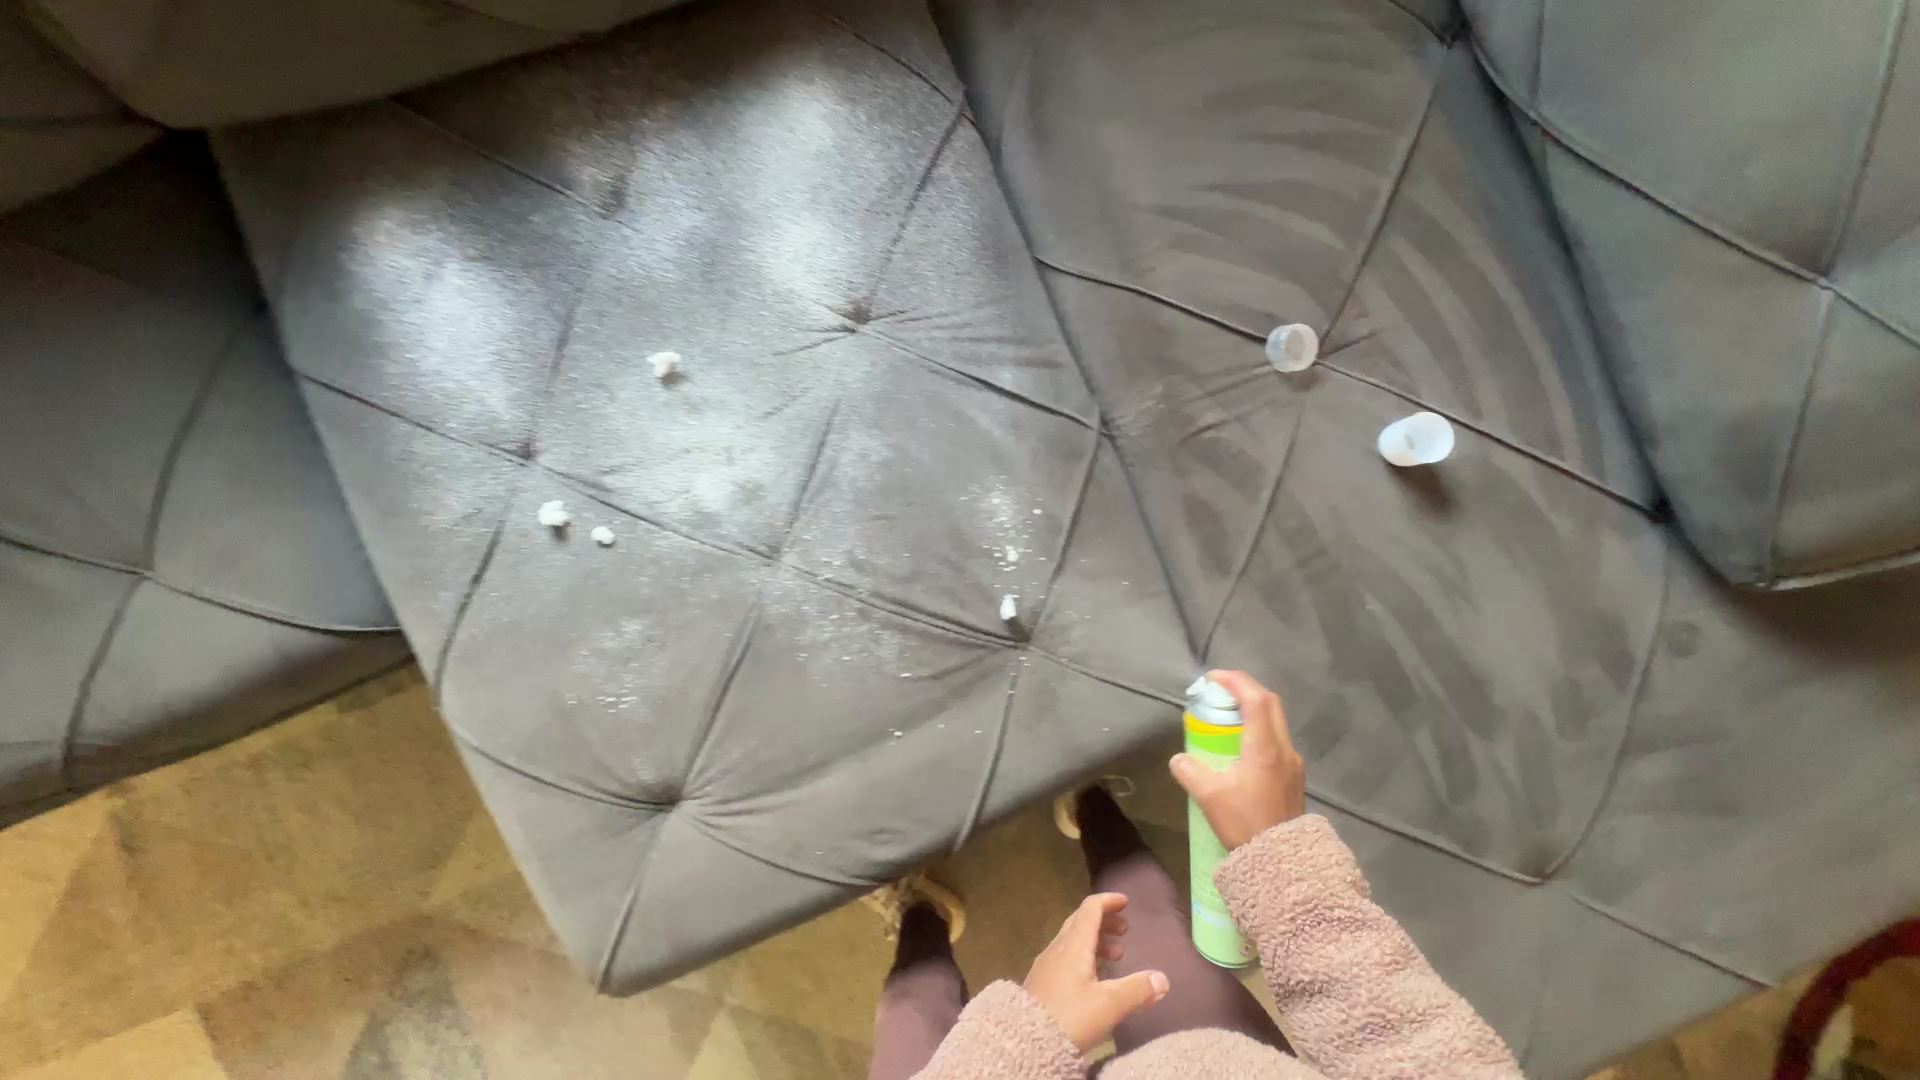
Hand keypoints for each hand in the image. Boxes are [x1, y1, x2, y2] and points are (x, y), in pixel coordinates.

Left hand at [1022, 893, 1169, 1050]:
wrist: (1026, 1039)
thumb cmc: (1071, 1016)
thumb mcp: (1109, 1005)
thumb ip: (1137, 989)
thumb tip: (1162, 979)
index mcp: (1074, 944)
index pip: (1090, 909)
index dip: (1108, 902)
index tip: (1125, 902)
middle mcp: (1059, 946)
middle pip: (1081, 921)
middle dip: (1105, 921)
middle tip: (1125, 933)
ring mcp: (1048, 962)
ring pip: (1073, 939)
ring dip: (1096, 941)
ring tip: (1116, 957)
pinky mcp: (1042, 979)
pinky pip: (1066, 955)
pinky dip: (1084, 955)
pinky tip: (1094, 978)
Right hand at [1169, 669, 1305, 849]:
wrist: (1283, 862)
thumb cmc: (1245, 823)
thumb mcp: (1209, 797)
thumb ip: (1191, 772)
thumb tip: (1180, 759)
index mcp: (1264, 748)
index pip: (1254, 699)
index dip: (1234, 681)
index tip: (1213, 678)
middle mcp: (1284, 748)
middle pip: (1269, 703)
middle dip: (1245, 689)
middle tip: (1220, 691)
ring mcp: (1293, 763)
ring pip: (1276, 721)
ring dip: (1254, 709)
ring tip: (1228, 716)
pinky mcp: (1295, 777)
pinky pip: (1277, 739)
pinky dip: (1259, 729)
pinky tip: (1242, 746)